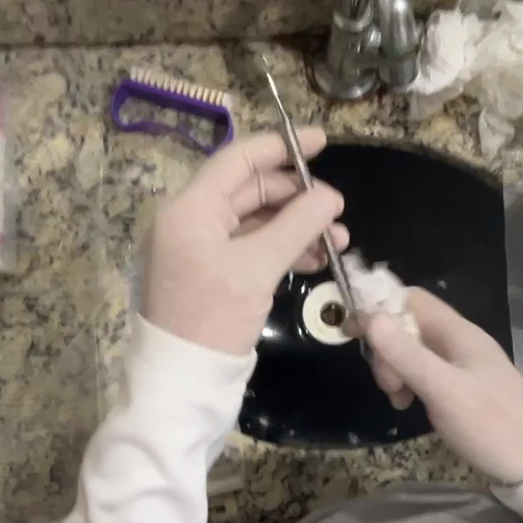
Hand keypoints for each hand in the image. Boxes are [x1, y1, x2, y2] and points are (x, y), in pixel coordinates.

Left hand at [143, 129, 349, 355]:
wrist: (184, 379)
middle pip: (250, 191)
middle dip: (297, 199)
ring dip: (297, 227)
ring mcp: (201, 249)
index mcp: (190, 208)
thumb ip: (298, 225)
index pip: (239, 160)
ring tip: (337, 241)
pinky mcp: (213, 275)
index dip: (282, 147)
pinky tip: (315, 260)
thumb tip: (331, 197)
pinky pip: (252, 250)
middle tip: (337, 211)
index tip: (322, 142)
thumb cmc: (214, 317)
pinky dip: (282, 251)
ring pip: (256, 223)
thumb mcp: (259, 267)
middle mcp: (191, 221)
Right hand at [357, 288, 522, 484]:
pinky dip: (407, 382)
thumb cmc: (491, 425)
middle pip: (406, 325)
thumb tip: (370, 318)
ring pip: (410, 349)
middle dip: (385, 348)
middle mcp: (457, 341)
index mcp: (458, 332)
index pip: (410, 299)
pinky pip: (421, 370)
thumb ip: (408, 355)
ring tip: (398, 399)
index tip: (353, 334)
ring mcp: (458, 363)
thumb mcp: (444, 391)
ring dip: (394, 368)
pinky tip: (407, 404)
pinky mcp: (457, 385)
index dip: (379, 308)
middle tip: (388, 385)